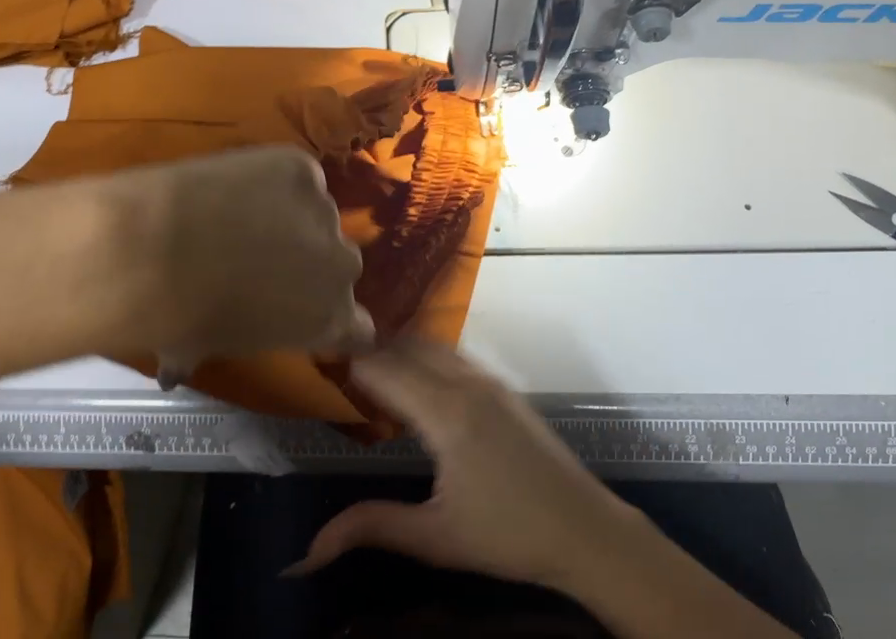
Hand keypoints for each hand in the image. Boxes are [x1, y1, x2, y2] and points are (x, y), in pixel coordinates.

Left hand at [98, 146, 368, 372]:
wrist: (154, 247)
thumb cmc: (179, 315)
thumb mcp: (200, 348)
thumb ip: (209, 354)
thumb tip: (176, 371)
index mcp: (328, 320)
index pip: (360, 327)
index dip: (339, 321)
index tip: (312, 311)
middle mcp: (340, 267)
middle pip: (339, 264)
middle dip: (311, 262)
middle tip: (264, 258)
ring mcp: (324, 211)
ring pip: (317, 214)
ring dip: (291, 217)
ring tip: (243, 215)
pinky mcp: (302, 168)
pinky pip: (297, 175)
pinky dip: (274, 179)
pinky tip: (239, 186)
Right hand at [288, 342, 647, 590]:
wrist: (587, 531)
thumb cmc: (510, 537)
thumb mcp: (435, 538)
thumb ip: (372, 527)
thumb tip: (308, 550)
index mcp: (447, 415)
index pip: (383, 369)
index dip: (347, 363)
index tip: (316, 365)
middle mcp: (467, 385)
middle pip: (405, 347)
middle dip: (369, 352)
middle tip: (335, 372)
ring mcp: (490, 382)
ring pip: (432, 346)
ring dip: (398, 352)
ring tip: (368, 377)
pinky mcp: (505, 389)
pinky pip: (453, 356)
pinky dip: (423, 358)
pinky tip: (414, 388)